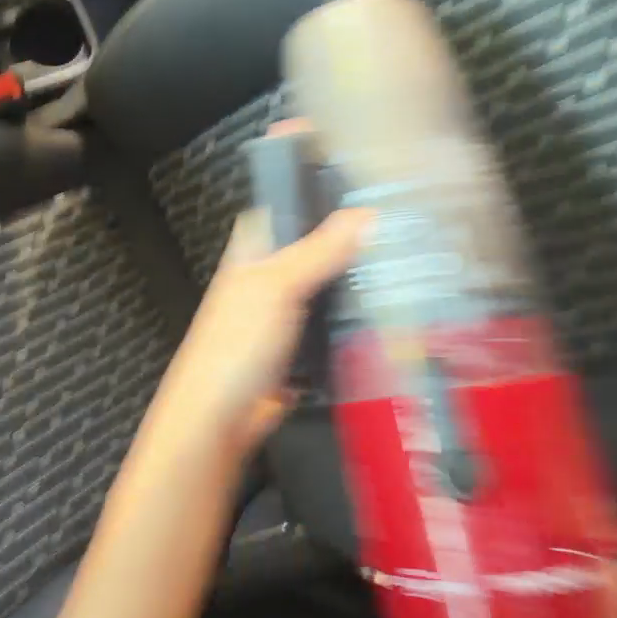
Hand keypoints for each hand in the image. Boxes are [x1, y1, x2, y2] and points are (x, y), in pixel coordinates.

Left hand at [153, 200, 373, 452]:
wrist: (218, 419)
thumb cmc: (230, 350)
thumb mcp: (278, 287)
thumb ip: (319, 250)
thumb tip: (364, 215)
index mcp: (251, 257)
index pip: (279, 215)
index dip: (311, 203)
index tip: (353, 198)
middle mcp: (264, 285)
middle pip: (311, 256)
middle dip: (346, 252)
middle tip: (393, 242)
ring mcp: (280, 322)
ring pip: (323, 296)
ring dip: (351, 294)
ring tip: (397, 280)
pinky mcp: (295, 355)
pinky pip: (329, 335)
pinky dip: (349, 333)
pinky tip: (378, 329)